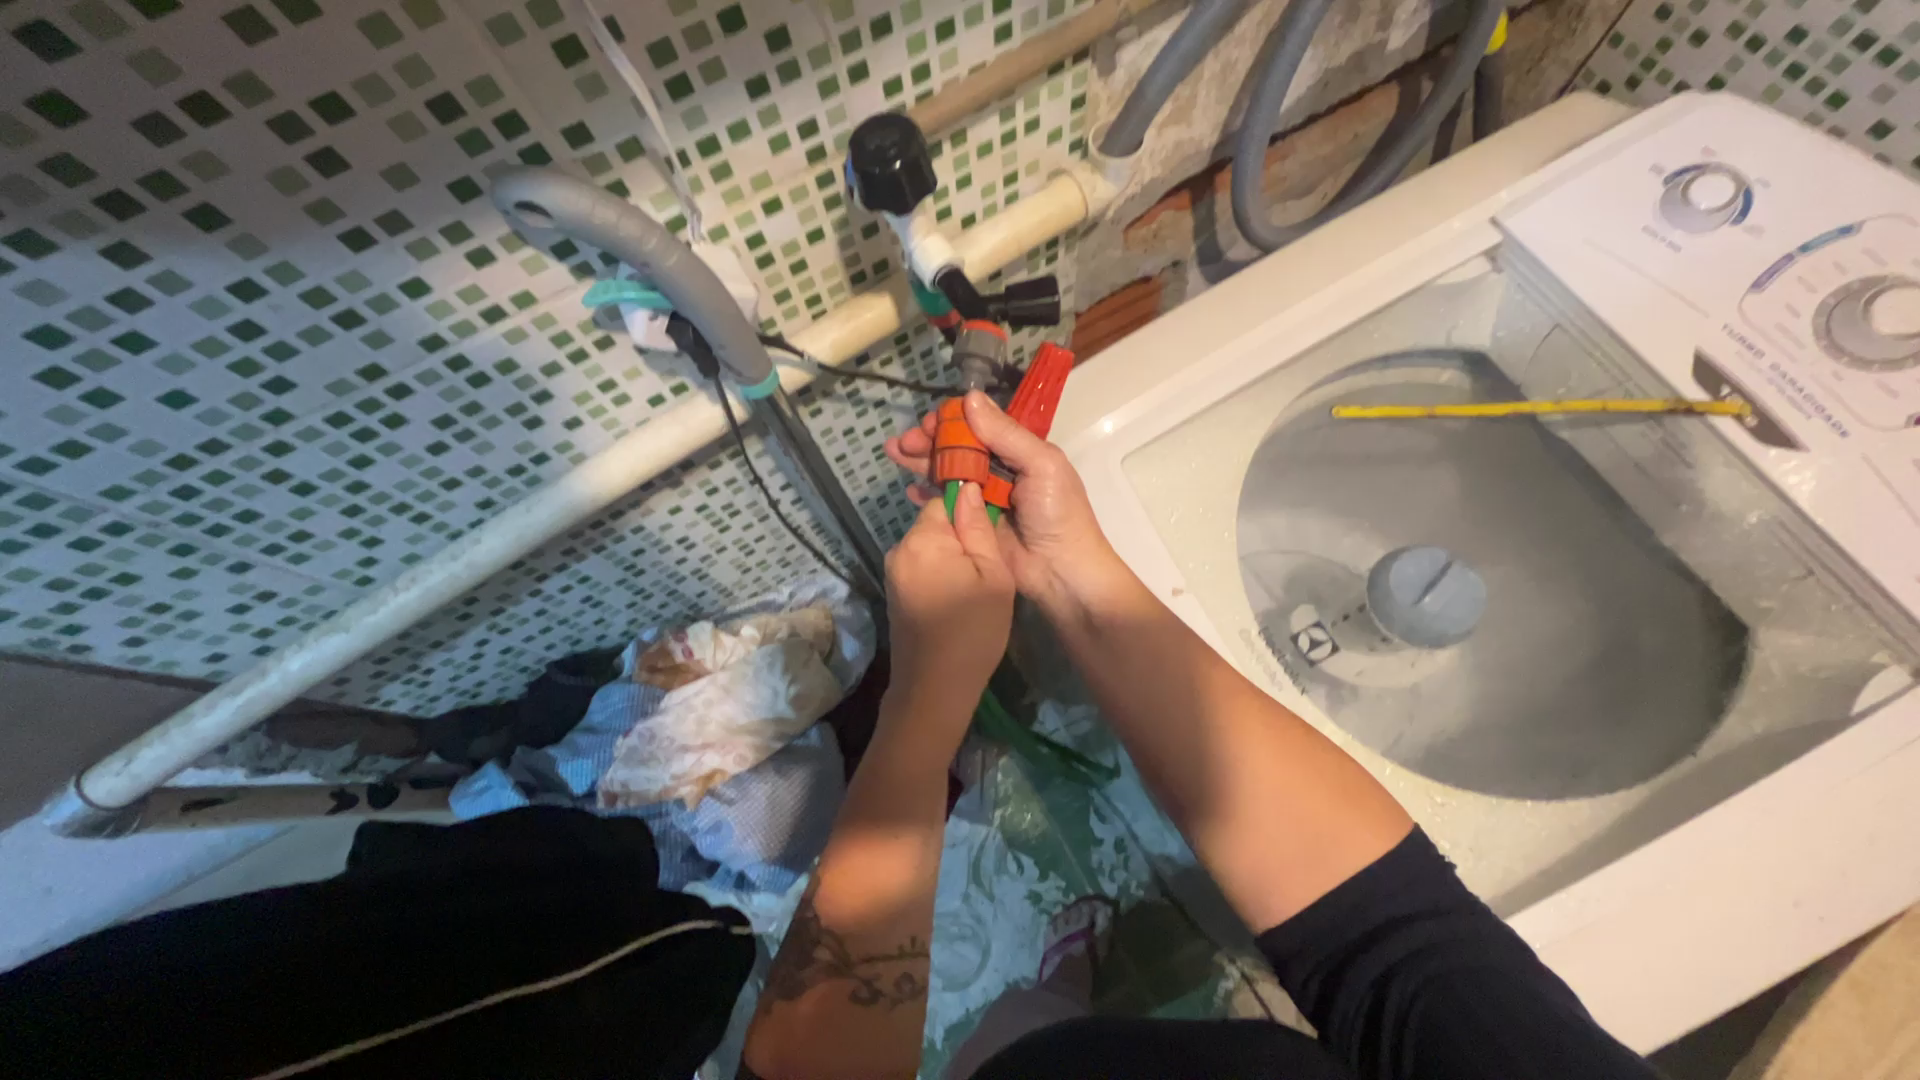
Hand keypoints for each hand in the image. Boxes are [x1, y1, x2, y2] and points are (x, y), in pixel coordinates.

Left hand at [884, 482, 1015, 702]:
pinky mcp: (894, 592)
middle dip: (961, 538)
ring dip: (952, 558)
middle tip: (988, 566)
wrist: (934, 688)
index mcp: (922, 539)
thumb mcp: (993, 577)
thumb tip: (968, 487)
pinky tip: (957, 598)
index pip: (945, 501)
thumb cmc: (972, 631)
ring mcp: (893, 572)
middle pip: (935, 524)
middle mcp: (899, 549)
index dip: (969, 512)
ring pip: (930, 547)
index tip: (990, 534)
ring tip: (975, 586)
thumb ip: (979, 529)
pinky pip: (922, 567)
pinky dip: (940, 575)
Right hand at [885, 391, 1127, 612]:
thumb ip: (1005, 433)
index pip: (979, 427)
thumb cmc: (1058, 513)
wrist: (1061, 572)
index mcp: (1018, 452)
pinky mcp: (970, 525)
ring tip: (895, 453)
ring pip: (945, 474)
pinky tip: (911, 490)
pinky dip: (925, 496)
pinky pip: (943, 506)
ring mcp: (982, 500)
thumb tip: (970, 398)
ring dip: (920, 462)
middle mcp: (998, 471)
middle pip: (956, 449)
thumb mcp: (1041, 464)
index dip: (953, 421)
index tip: (931, 421)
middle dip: (928, 441)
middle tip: (904, 442)